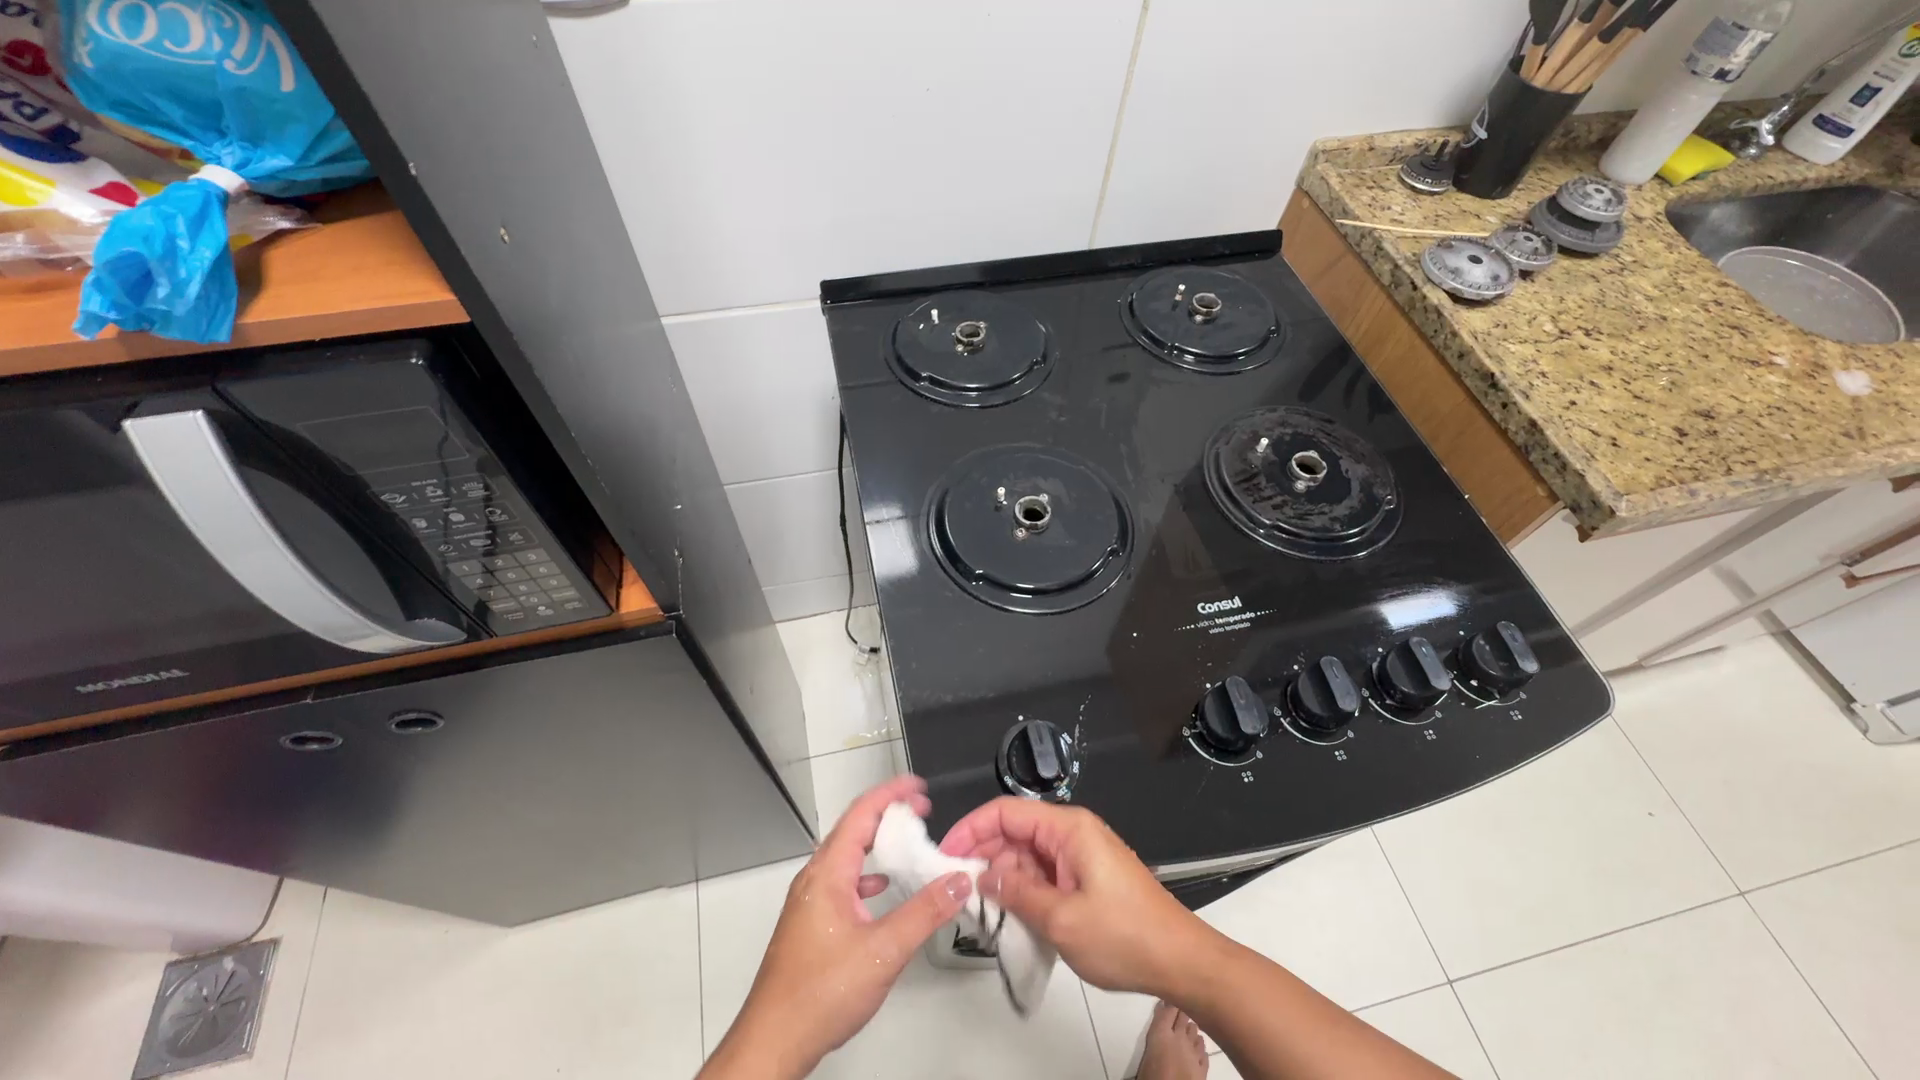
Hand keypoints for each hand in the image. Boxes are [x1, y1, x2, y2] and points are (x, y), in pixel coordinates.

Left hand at [702, 775, 972, 1079]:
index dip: (891, 794)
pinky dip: (868, 874)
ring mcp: (810, 902)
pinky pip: (843, 882)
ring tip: (909, 844)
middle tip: (923, 811)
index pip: (861, 815)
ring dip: (878, 845)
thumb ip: (925, 912)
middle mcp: (815, 880)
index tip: (919, 786)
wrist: (774, 1039)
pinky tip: (882, 890)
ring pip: (847, 857)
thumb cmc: (821, 992)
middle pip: (853, 831)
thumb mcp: (883, 951)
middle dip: (888, 815)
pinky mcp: (811, 924)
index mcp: (828, 874)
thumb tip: (959, 881)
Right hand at [940, 798, 1216, 998]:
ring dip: (1002, 877)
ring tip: (980, 907)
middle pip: (1014, 831)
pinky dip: (1023, 890)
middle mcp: (1073, 834)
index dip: (971, 828)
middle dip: (983, 855)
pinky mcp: (1085, 878)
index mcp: (1069, 829)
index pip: (1006, 811)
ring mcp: (1080, 856)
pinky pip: (1043, 874)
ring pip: (1026, 855)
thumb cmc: (1127, 936)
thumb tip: (983, 878)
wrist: (1180, 961)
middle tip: (958, 886)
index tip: (945, 853)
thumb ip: (1017, 893)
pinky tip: (1009, 913)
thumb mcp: (1061, 919)